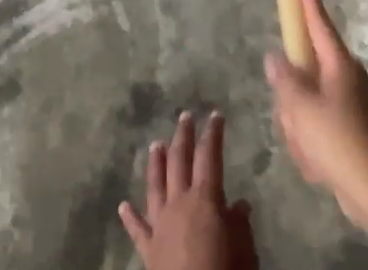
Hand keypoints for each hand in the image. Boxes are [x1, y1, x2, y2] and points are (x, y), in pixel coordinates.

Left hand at [119, 111, 257, 269]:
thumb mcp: (244, 251)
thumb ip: (240, 226)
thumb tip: (238, 205)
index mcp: (205, 199)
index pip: (210, 157)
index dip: (212, 134)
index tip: (215, 114)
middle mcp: (178, 204)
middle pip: (179, 162)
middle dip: (183, 137)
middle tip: (184, 116)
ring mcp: (159, 226)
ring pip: (155, 186)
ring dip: (155, 164)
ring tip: (154, 143)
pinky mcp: (148, 250)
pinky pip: (138, 228)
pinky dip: (130, 216)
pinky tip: (123, 205)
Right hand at [264, 0, 367, 220]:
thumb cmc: (339, 141)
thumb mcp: (301, 108)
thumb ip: (285, 80)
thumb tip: (276, 56)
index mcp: (338, 66)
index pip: (319, 25)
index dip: (308, 4)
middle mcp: (346, 80)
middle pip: (303, 74)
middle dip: (290, 100)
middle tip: (292, 120)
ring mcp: (349, 106)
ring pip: (305, 106)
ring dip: (298, 128)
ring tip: (308, 150)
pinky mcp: (349, 132)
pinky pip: (316, 129)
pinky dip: (310, 146)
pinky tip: (317, 165)